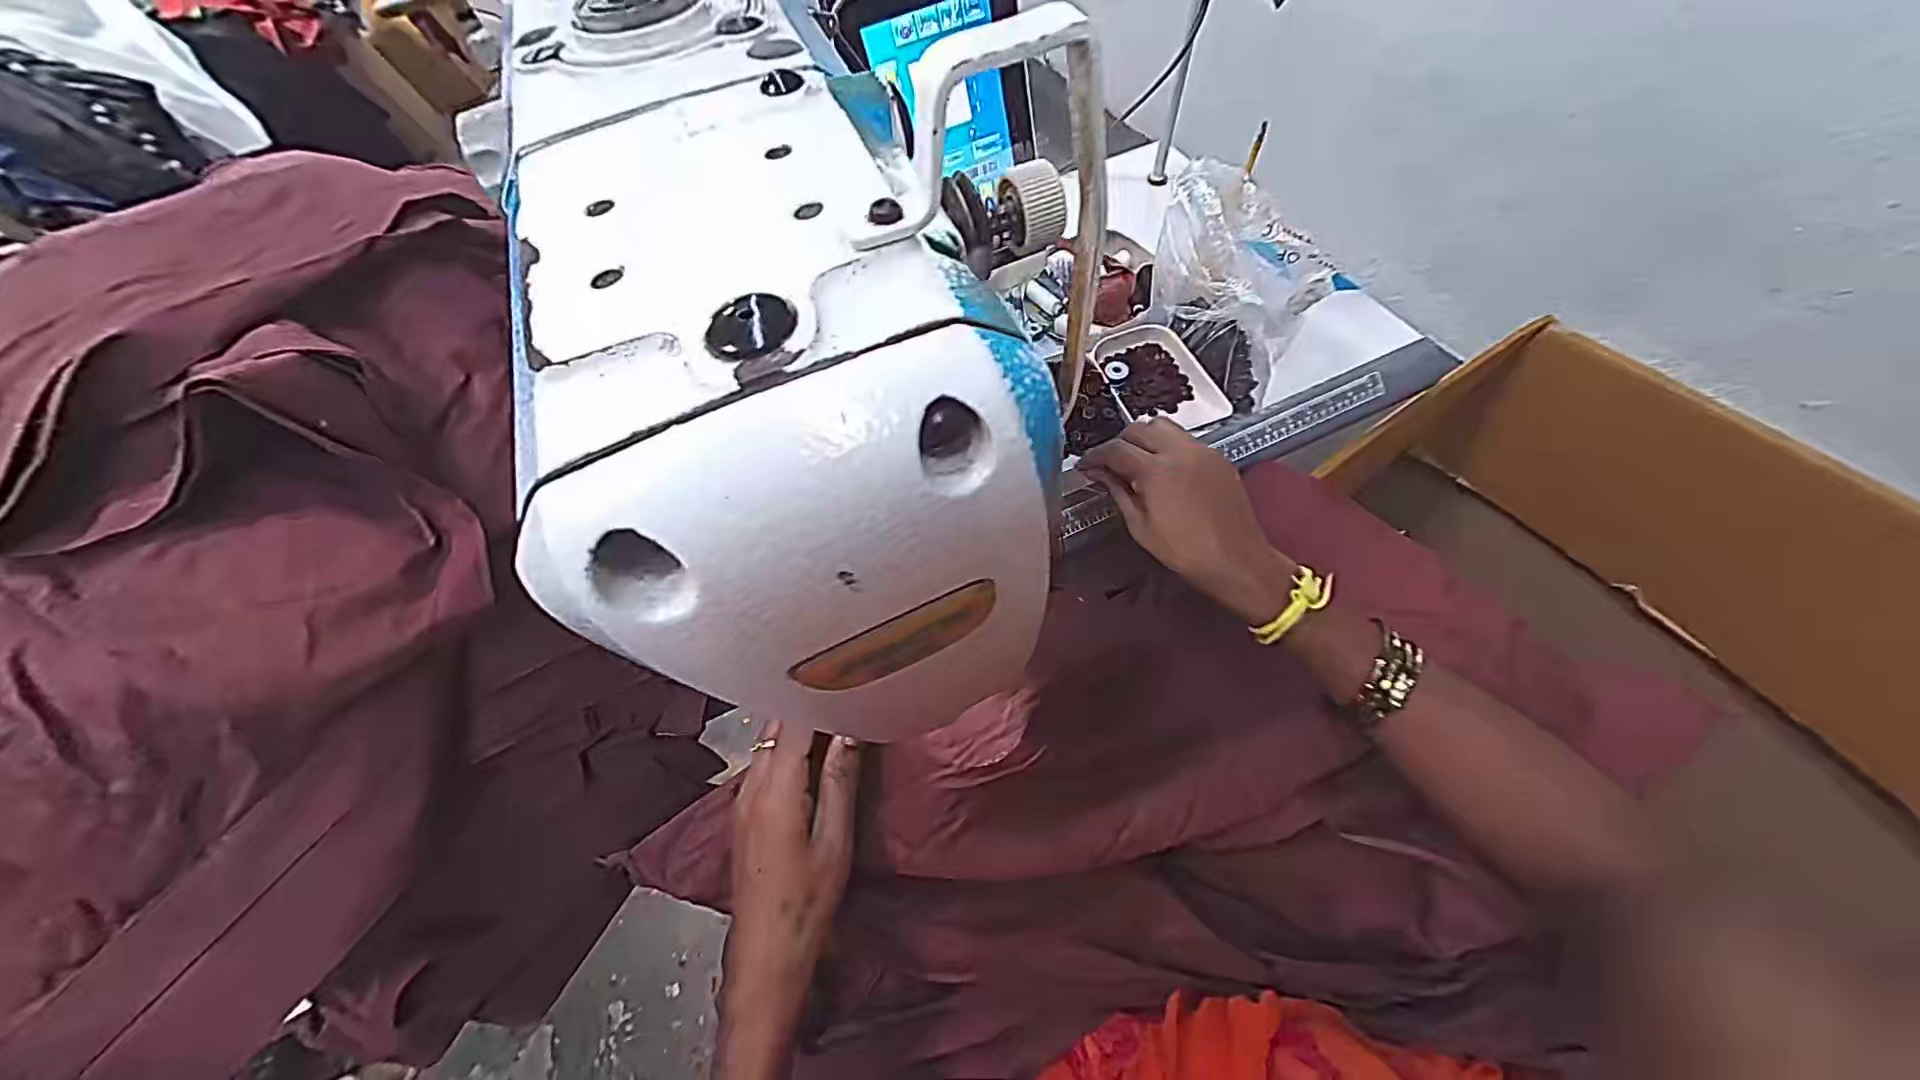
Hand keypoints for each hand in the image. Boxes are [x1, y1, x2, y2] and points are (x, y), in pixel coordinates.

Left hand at [719, 720, 859, 1076]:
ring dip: (796, 727)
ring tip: (833, 716)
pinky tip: (812, 754)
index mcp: (775, 790)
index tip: (844, 679)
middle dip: (807, 705)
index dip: (817, 696)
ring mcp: (740, 800)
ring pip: (766, 743)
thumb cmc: (807, 901)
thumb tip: (850, 731)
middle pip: (773, 727)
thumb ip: (841, 781)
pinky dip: (785, 749)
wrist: (764, 952)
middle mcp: (751, 787)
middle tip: (843, 693)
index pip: (791, 723)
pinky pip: (763, 763)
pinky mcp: (741, 812)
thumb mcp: (835, 841)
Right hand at [1078, 417, 1298, 624]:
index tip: (1087, 465)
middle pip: (1138, 428)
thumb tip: (1102, 475)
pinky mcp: (1218, 458)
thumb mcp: (1140, 526)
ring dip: (1144, 439)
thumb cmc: (1189, 552)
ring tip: (1136, 463)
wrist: (1235, 560)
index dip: (1095, 456)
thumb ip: (1118, 492)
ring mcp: (1203, 452)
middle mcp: (1181, 453)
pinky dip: (1168, 447)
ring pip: (1164, 427)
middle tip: (1109, 463)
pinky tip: (1164, 470)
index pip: (1116, 449)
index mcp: (1157, 471)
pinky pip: (1185, 440)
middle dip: (1119, 443)